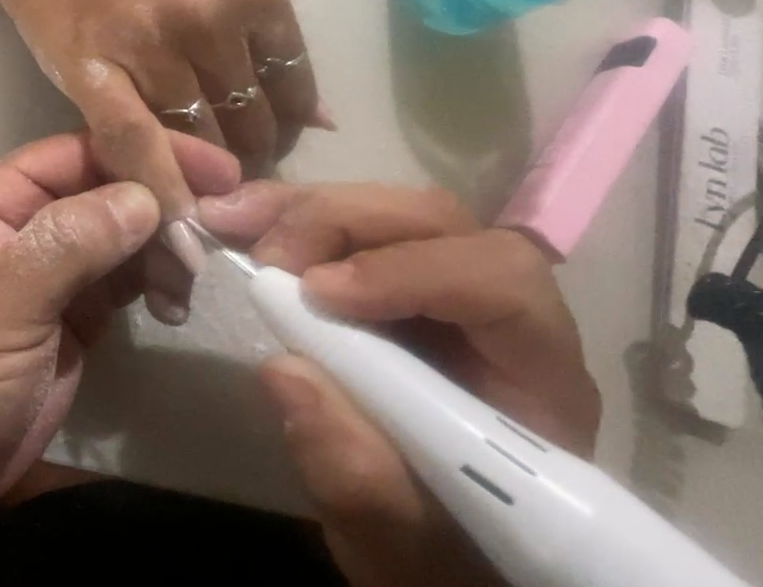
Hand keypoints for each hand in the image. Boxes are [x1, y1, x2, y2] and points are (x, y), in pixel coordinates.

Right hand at [0, 0, 323, 324]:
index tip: (254, 156)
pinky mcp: (97, 74)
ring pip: (203, 147)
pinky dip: (161, 194)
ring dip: (201, 181)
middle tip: (213, 178)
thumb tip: (319, 120)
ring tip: (187, 190)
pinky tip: (176, 225)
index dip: (279, 137)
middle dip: (240, 165)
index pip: (296, 92)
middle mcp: (214, 14)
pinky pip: (141, 149)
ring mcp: (154, 45)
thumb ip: (265, 43)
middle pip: (253, 128)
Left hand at [0, 131, 240, 527]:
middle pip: (108, 188)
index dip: (142, 150)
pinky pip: (128, 279)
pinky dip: (158, 284)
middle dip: (165, 199)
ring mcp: (55, 269)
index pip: (76, 153)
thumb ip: (70, 244)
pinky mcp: (77, 313)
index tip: (212, 166)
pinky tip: (175, 306)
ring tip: (197, 273)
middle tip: (228, 216)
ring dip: (167, 245)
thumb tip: (145, 195)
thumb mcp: (2, 303)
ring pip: (125, 234)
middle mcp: (27, 222)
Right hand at [199, 182, 600, 586]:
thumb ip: (359, 478)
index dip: (410, 270)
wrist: (432, 551)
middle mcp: (494, 315)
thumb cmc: (438, 556)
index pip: (499, 283)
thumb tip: (283, 371)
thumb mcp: (402, 548)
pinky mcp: (385, 283)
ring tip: (229, 220)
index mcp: (534, 379)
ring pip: (383, 213)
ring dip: (301, 209)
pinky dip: (283, 217)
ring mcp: (438, 289)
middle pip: (434, 223)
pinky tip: (236, 221)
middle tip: (263, 257)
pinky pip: (341, 228)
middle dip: (340, 223)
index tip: (318, 294)